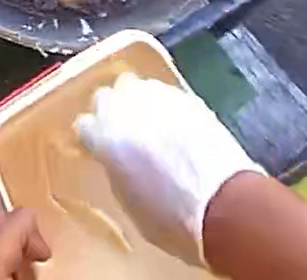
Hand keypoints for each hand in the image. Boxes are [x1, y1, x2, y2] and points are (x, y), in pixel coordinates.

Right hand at [74, 73, 262, 266]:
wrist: (221, 201)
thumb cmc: (172, 218)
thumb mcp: (130, 200)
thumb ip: (117, 167)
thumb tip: (117, 157)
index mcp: (107, 138)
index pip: (84, 124)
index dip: (91, 137)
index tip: (97, 147)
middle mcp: (128, 108)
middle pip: (106, 96)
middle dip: (109, 111)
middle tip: (120, 131)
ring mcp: (158, 97)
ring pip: (135, 86)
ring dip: (136, 102)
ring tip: (147, 124)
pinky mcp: (185, 95)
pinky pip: (163, 92)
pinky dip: (162, 104)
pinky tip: (171, 123)